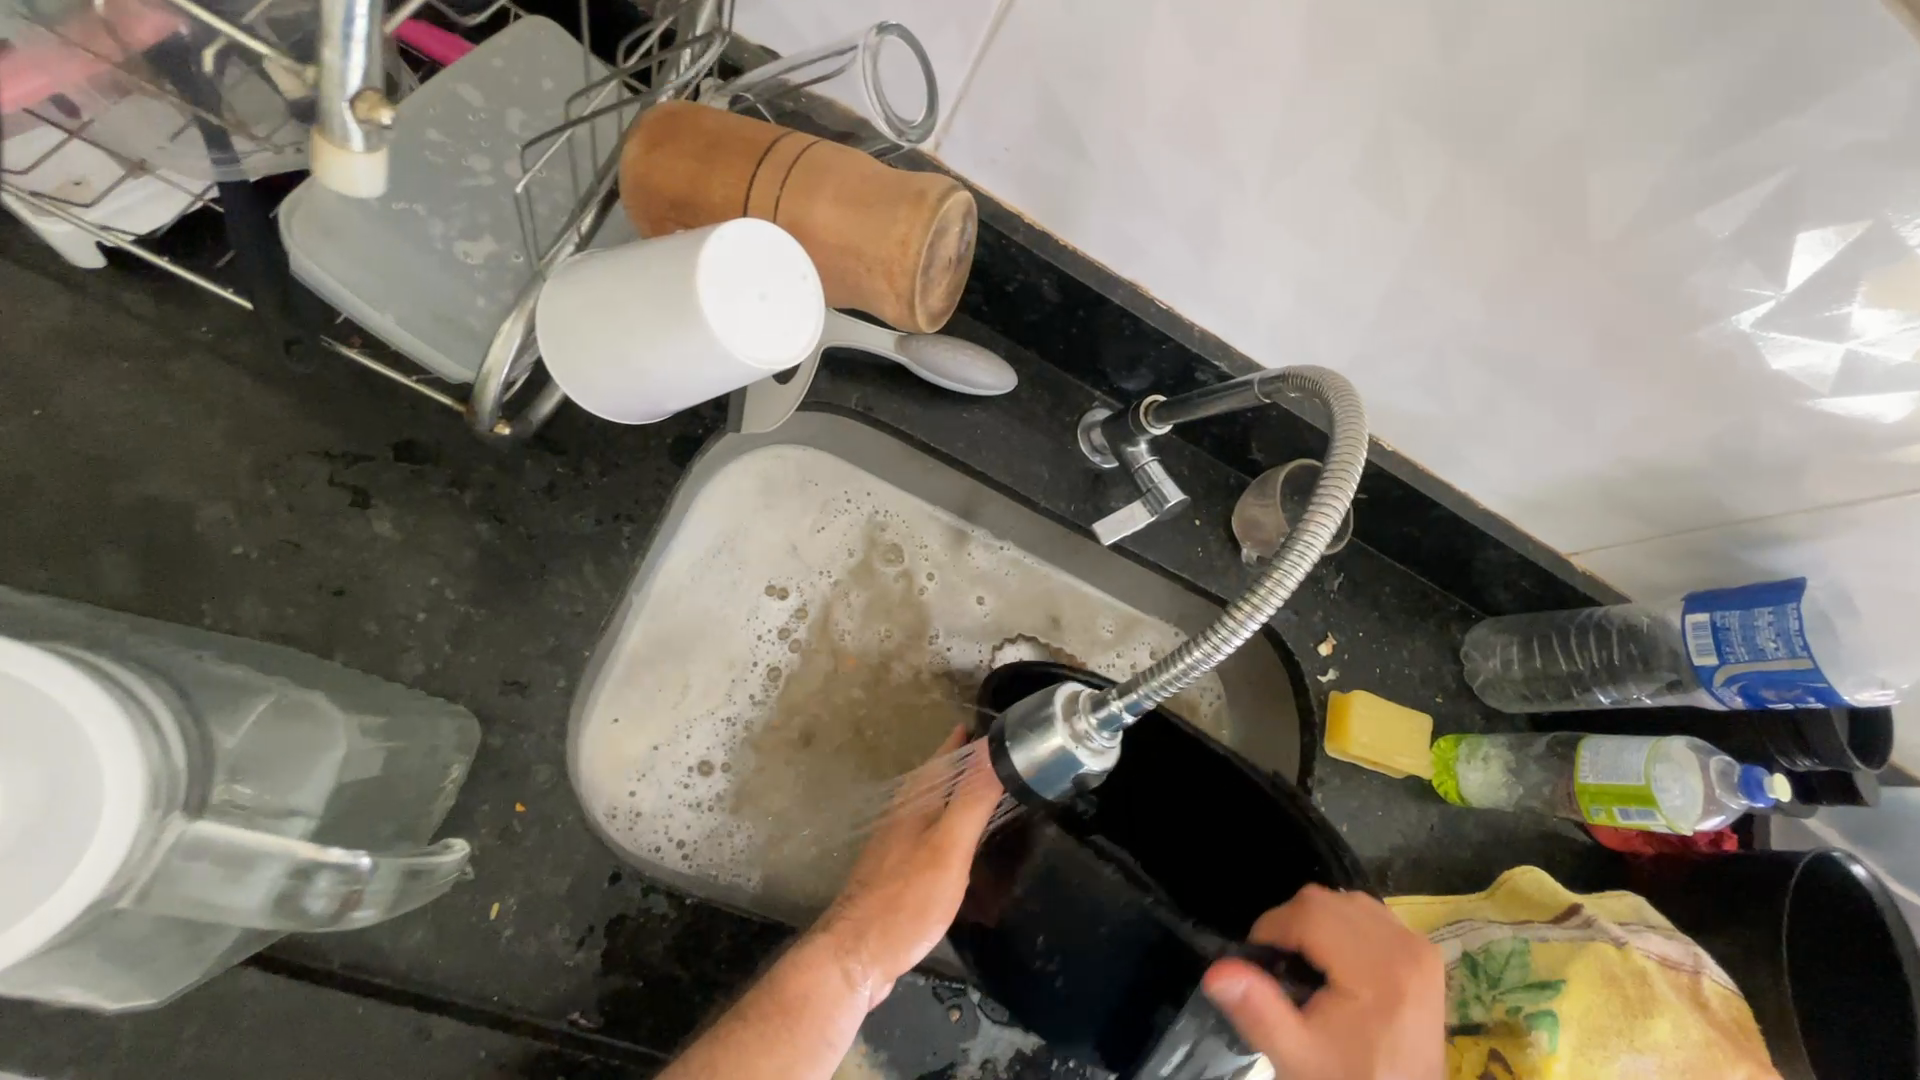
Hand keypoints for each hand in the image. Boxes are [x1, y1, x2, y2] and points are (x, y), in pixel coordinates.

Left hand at [809, 727, 1003, 1009]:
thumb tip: (991, 746)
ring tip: (992, 794)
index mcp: (917, 800)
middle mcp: (904, 813)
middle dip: (970, 764)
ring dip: (961, 795)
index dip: (973, 739)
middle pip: (941, 778)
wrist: (856, 955)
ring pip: (936, 806)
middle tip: (1008, 759)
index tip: (1005, 728)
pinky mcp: (899, 870)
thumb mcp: (949, 847)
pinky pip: (933, 833)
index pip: (948, 754)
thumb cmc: (906, 898)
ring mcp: (898, 842)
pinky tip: (965, 843)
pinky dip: (954, 826)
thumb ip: (972, 799)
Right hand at [1203, 885, 1443, 1079]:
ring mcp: (1419, 947)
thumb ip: (1258, 1013)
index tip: (1261, 964)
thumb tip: (1218, 972)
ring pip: (1343, 902)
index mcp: (1381, 970)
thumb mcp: (1296, 1057)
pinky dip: (1341, 926)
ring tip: (1306, 968)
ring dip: (1314, 923)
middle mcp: (1406, 947)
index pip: (1309, 912)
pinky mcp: (1423, 952)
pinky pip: (1366, 914)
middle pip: (1324, 902)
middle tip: (1280, 971)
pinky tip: (1335, 963)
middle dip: (1290, 926)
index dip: (1272, 928)